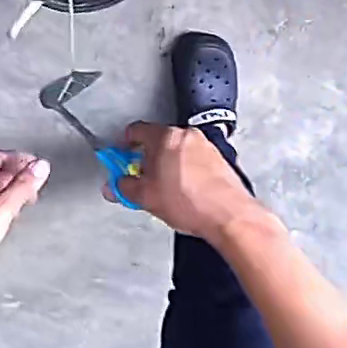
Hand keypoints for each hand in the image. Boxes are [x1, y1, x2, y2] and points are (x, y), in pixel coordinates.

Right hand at [114, 121, 265, 241]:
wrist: (231, 217)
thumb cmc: (193, 203)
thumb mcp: (146, 198)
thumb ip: (123, 187)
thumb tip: (116, 185)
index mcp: (164, 136)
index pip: (136, 130)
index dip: (125, 144)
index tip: (122, 154)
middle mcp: (186, 135)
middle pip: (157, 140)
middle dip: (148, 158)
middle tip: (143, 177)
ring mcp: (205, 146)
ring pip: (177, 150)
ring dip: (168, 165)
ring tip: (166, 190)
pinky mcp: (219, 160)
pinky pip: (195, 160)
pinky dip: (187, 171)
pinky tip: (186, 193)